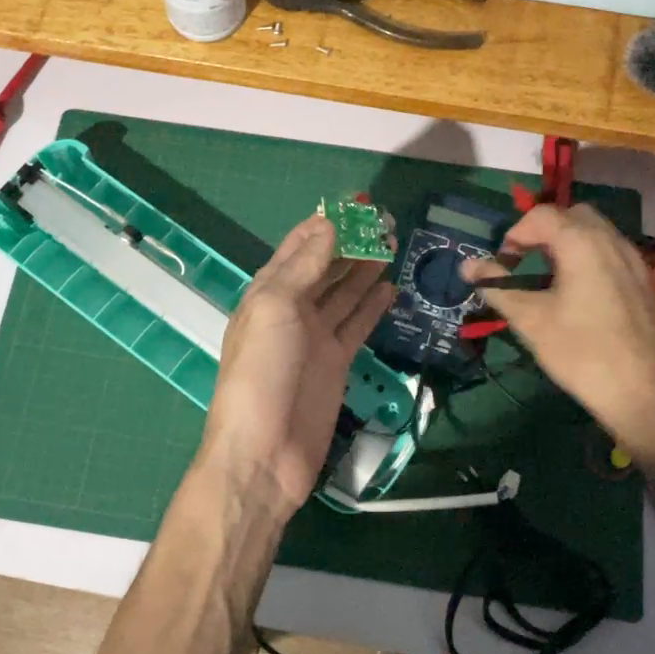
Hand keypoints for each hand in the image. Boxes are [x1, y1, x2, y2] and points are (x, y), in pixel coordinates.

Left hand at [200, 215, 396, 516]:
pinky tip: (390, 286)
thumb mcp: (275, 308)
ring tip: (393, 244)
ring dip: (364, 268)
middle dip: (350, 242)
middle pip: (324, 267)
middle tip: (386, 220)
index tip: (357, 203)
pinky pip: (356, 325)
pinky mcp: (336, 363)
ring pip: (343, 293)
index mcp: (268, 292)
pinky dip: (372, 305)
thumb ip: (304, 267)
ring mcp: (314, 337)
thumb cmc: (261, 371)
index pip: (299, 247)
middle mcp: (291, 309)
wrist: (264, 451)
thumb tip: (328, 224)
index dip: (325, 224)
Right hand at [462, 204, 654, 464]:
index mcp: (582, 243)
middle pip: (573, 216)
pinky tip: (578, 295)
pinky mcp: (644, 283)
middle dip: (544, 232)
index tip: (504, 265)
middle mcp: (612, 241)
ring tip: (548, 280)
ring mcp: (634, 261)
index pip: (542, 215)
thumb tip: (467, 265)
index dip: (515, 234)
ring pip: (596, 233)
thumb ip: (497, 286)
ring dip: (567, 244)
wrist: (643, 392)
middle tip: (525, 263)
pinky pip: (612, 253)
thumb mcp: (530, 320)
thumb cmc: (581, 352)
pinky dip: (589, 259)